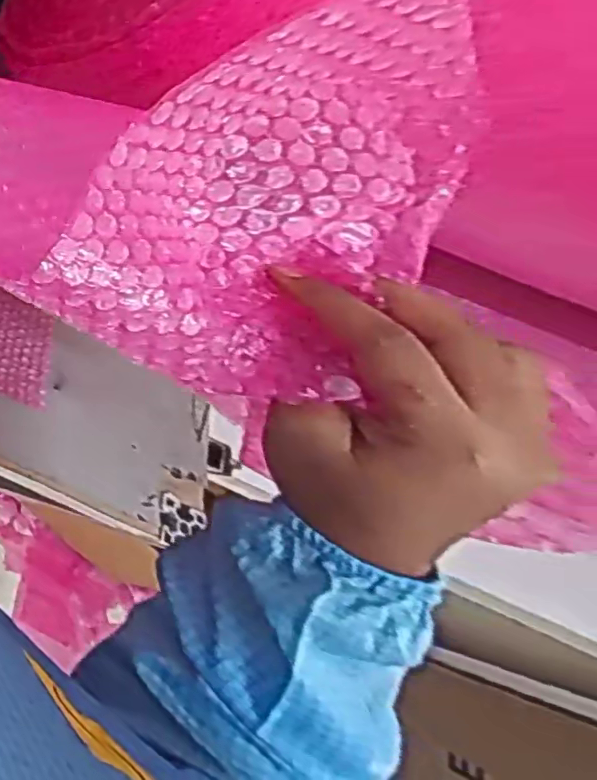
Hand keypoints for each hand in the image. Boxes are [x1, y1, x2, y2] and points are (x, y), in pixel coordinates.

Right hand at [264, 271, 557, 577]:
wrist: (364, 548)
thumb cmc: (324, 493)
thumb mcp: (296, 432)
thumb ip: (308, 375)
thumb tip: (311, 329)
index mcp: (443, 442)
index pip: (394, 349)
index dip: (338, 305)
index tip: (294, 278)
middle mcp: (507, 441)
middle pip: (466, 342)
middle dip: (399, 300)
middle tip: (346, 281)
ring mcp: (532, 444)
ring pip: (505, 353)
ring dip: (441, 323)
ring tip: (387, 312)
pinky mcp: (531, 443)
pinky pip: (516, 376)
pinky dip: (468, 348)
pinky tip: (426, 347)